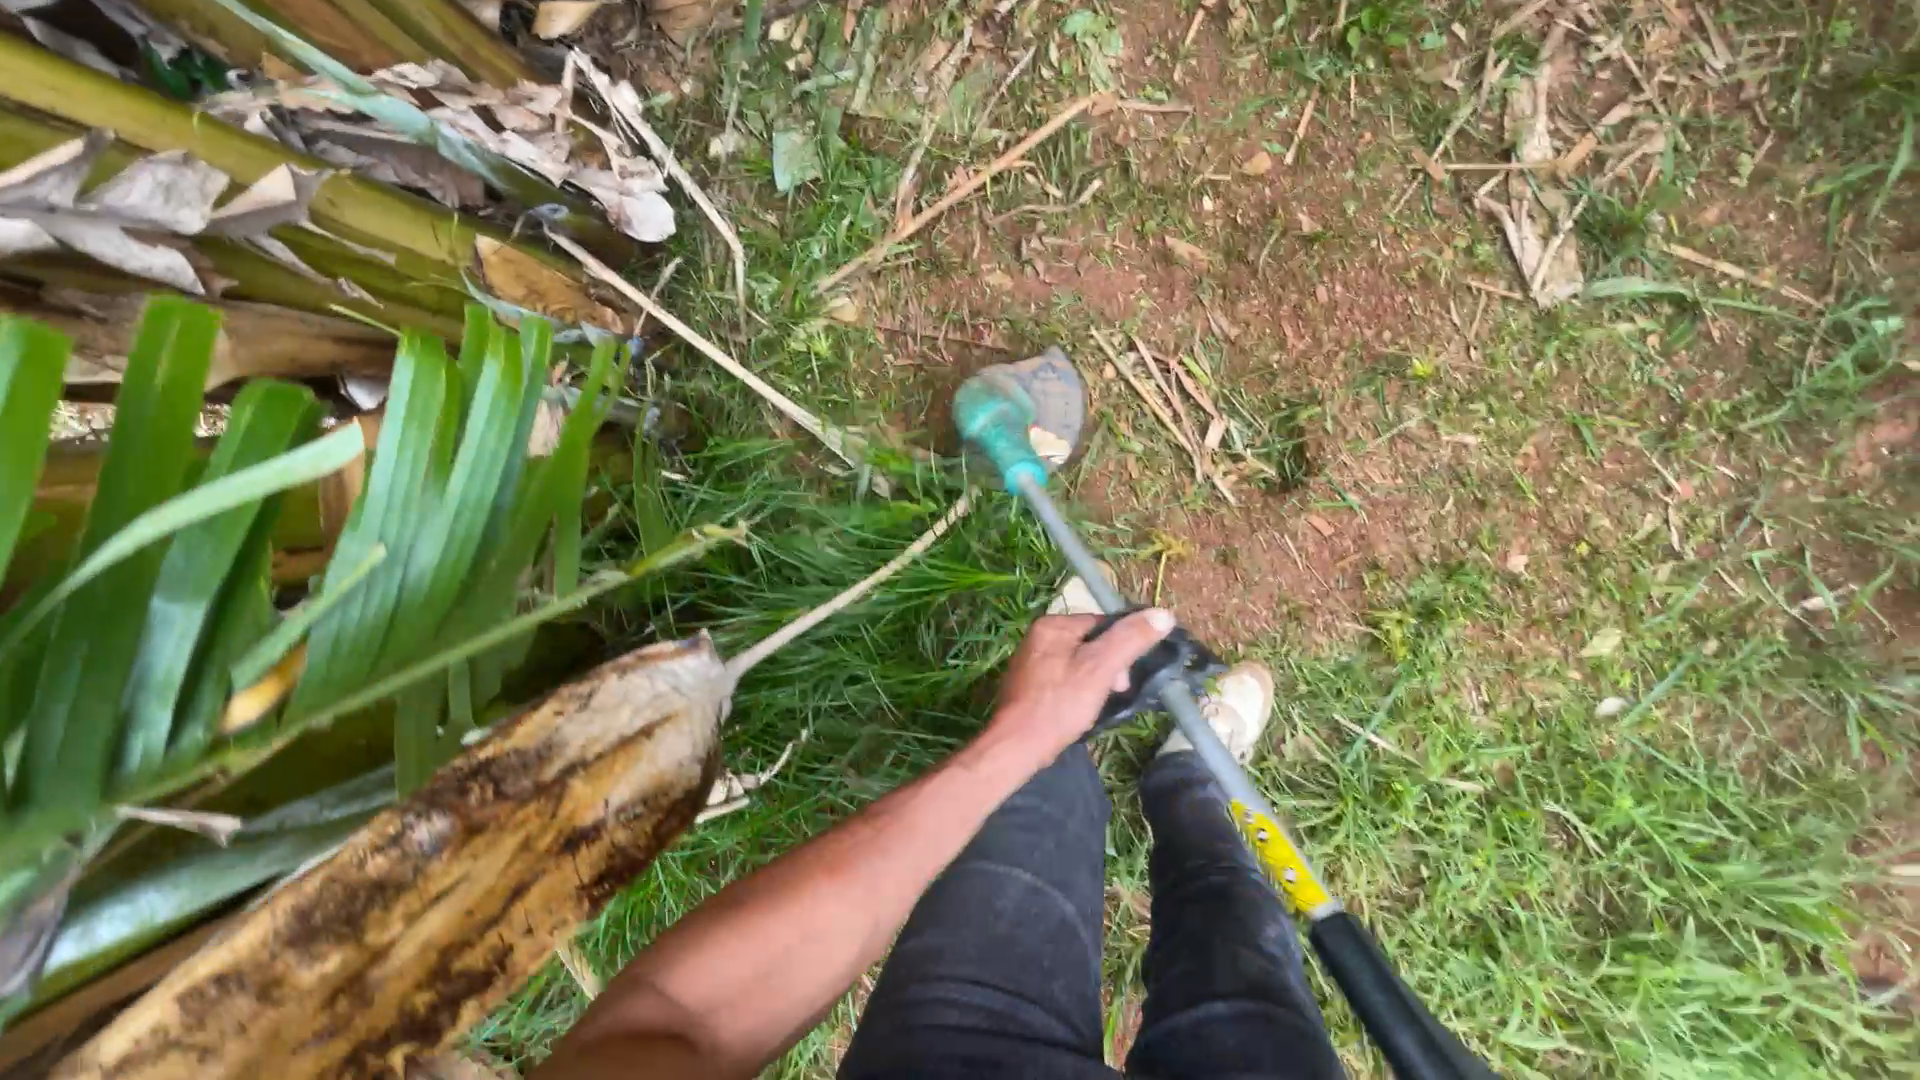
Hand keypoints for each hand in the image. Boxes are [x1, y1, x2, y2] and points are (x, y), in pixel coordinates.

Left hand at [987, 609, 1176, 760]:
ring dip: (1095, 681)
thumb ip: (1130, 639)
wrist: (1017, 744)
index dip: (1123, 646)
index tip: (1128, 675)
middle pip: (1090, 643)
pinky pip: (1063, 679)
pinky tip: (1080, 710)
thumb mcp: (1101, 668)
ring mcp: (1031, 661)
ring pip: (1078, 663)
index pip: (1102, 623)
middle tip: (1116, 692)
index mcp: (1052, 625)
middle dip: (1109, 666)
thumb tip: (1163, 614)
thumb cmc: (1060, 704)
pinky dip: (1077, 690)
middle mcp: (1038, 637)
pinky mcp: (1029, 685)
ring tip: (1098, 705)